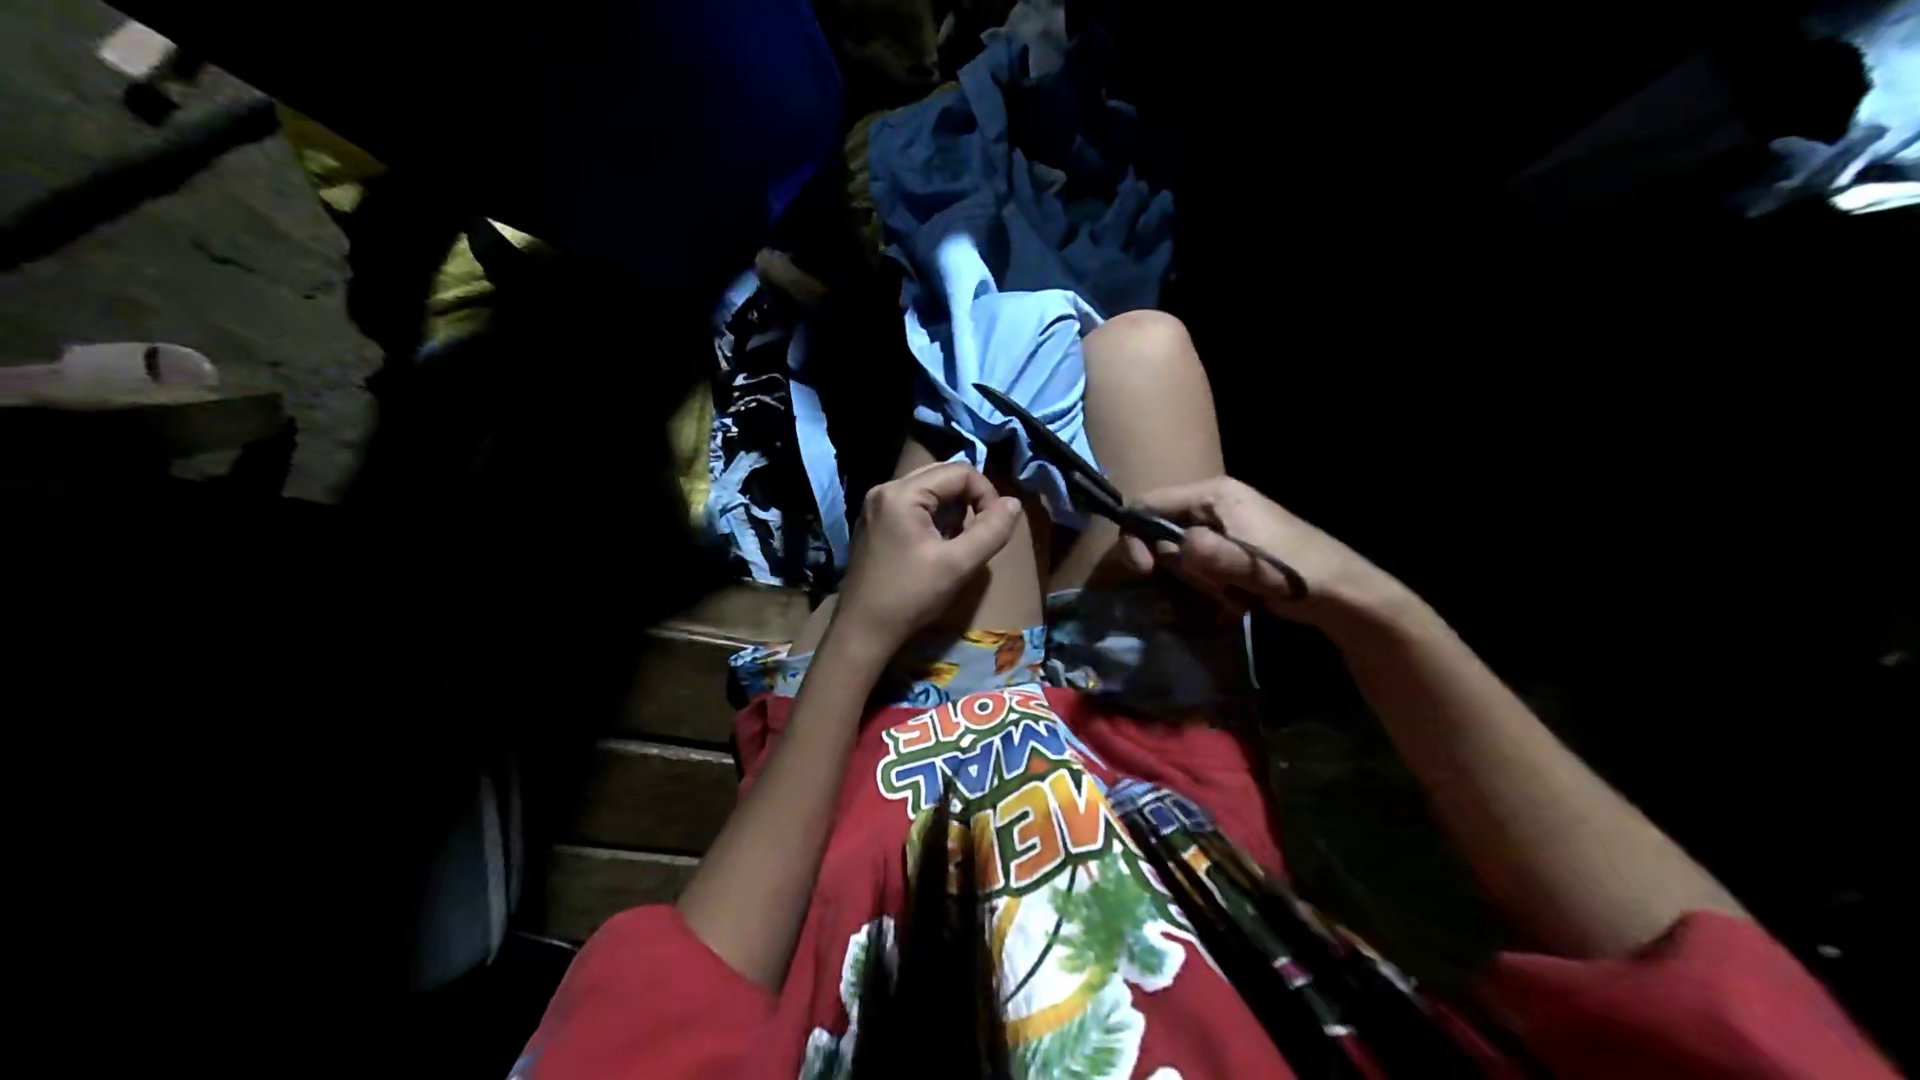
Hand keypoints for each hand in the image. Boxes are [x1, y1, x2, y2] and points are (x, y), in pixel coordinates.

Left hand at [834, 463, 1024, 652]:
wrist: (863, 630)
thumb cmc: (911, 596)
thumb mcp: (959, 565)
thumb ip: (991, 531)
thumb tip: (1014, 504)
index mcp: (902, 493)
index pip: (960, 472)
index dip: (986, 494)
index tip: (994, 526)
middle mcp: (885, 489)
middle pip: (942, 475)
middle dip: (969, 499)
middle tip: (978, 532)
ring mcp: (875, 506)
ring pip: (929, 489)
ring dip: (952, 509)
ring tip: (958, 541)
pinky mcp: (874, 522)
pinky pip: (913, 504)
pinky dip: (933, 517)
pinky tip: (937, 546)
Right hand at [1118, 476, 1410, 629]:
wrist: (1341, 593)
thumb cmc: (1297, 570)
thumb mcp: (1249, 562)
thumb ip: (1206, 553)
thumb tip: (1170, 548)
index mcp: (1215, 494)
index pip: (1151, 503)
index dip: (1136, 534)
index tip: (1143, 570)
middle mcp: (1212, 505)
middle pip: (1161, 530)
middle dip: (1177, 565)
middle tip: (1206, 587)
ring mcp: (1220, 528)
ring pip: (1179, 554)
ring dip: (1197, 579)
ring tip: (1231, 594)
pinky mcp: (1227, 550)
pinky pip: (1197, 566)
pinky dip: (1209, 585)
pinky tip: (1236, 598)